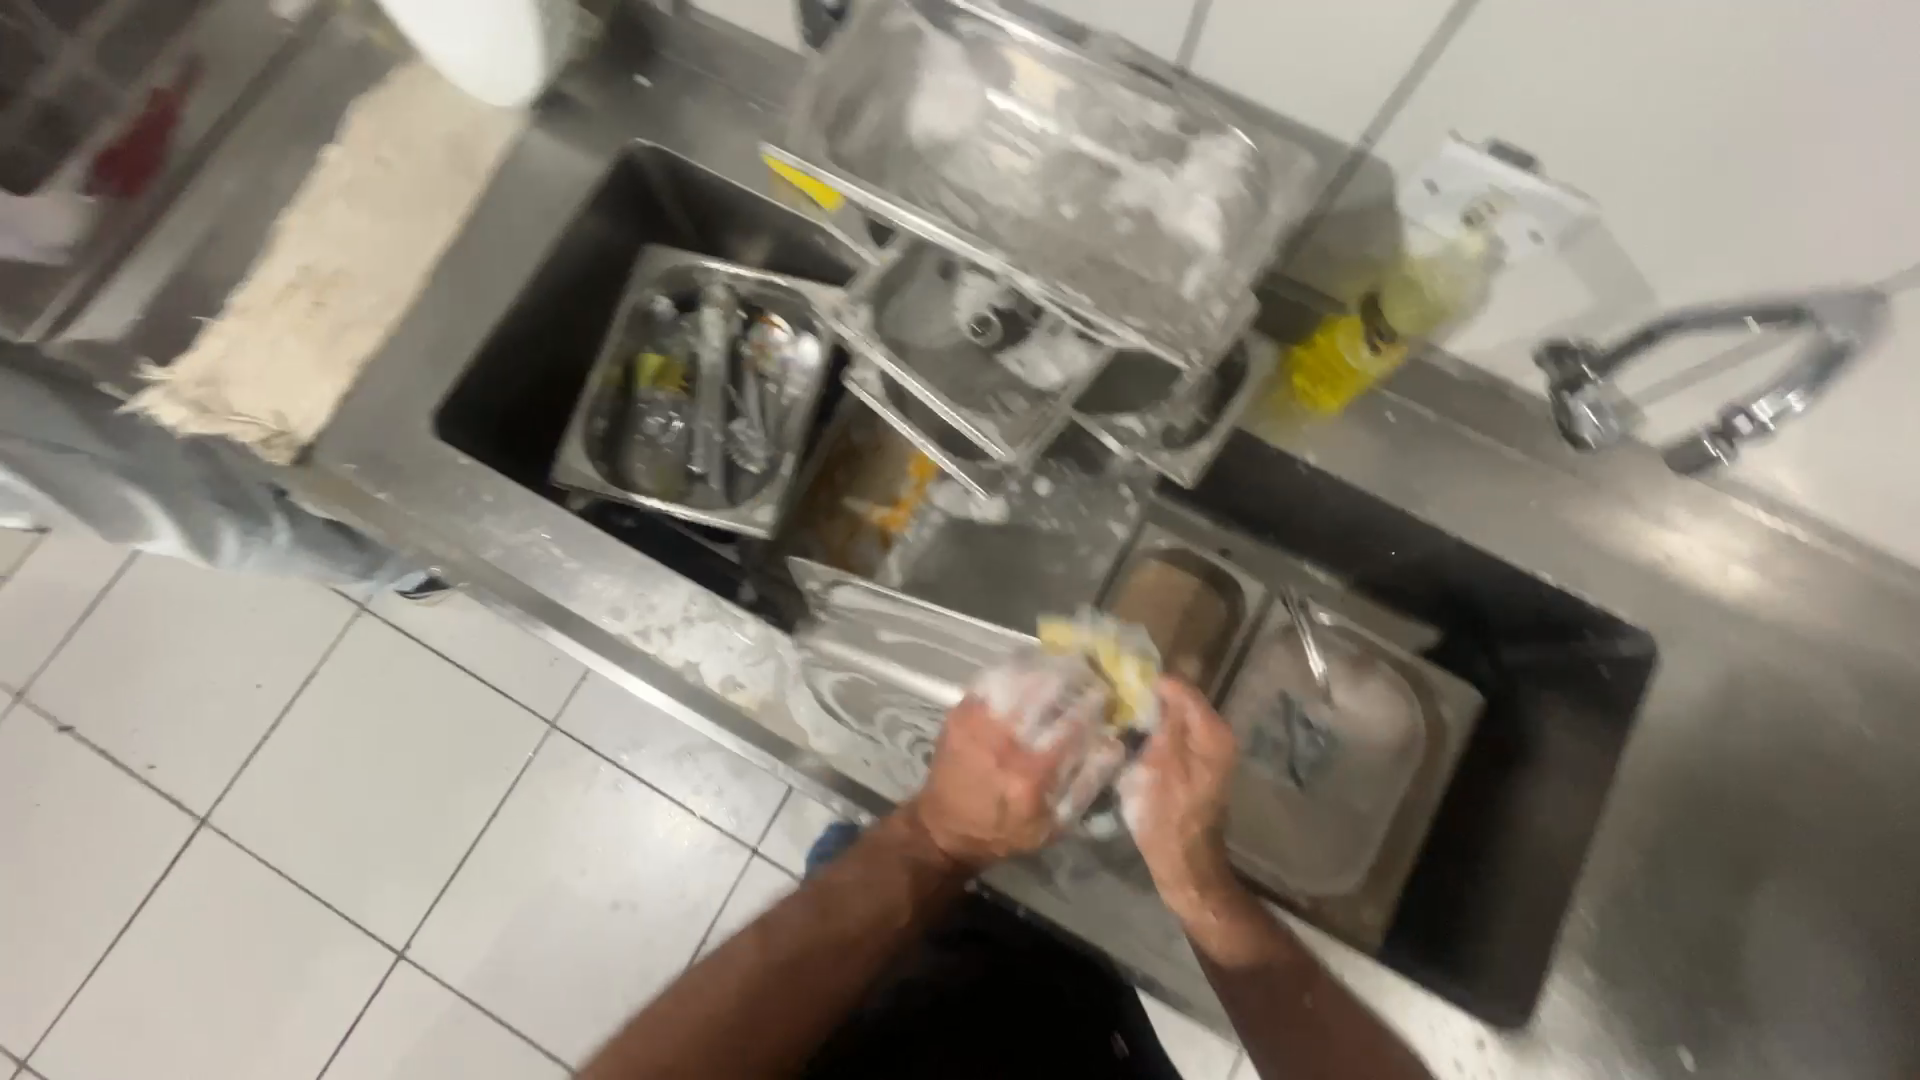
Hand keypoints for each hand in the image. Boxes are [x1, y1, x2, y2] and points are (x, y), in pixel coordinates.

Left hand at [905, 668, 1112, 870]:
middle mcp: (1005, 742)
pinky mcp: (961, 711)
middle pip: (1047, 690)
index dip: (1096, 702)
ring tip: (1064, 662)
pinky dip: (1017, 667)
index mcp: (1033, 773)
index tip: (1108, 693)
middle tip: (1089, 670)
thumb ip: (1087, 784)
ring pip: (1020, 676)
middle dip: (1075, 674)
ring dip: (1047, 665)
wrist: (945, 828)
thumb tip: (1113, 743)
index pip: (1074, 722)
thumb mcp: (1055, 824)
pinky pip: (993, 677)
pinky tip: (1032, 666)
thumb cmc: (1006, 830)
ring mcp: (979, 722)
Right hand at [1120, 677, 1242, 921]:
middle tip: (1108, 694)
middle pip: (1177, 700)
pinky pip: (1171, 734)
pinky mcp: (1194, 763)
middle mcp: (1216, 735)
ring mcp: (1206, 750)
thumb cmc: (1168, 818)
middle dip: (1145, 696)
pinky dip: (1151, 731)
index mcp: (1212, 732)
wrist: (1183, 865)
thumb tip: (1156, 683)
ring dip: (1145, 714)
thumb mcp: (1159, 766)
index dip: (1147, 682)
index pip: (1179, 687)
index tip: (1114, 681)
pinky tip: (1126, 735)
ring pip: (1172, 717)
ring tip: (1112, 711)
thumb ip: (1162, 721)